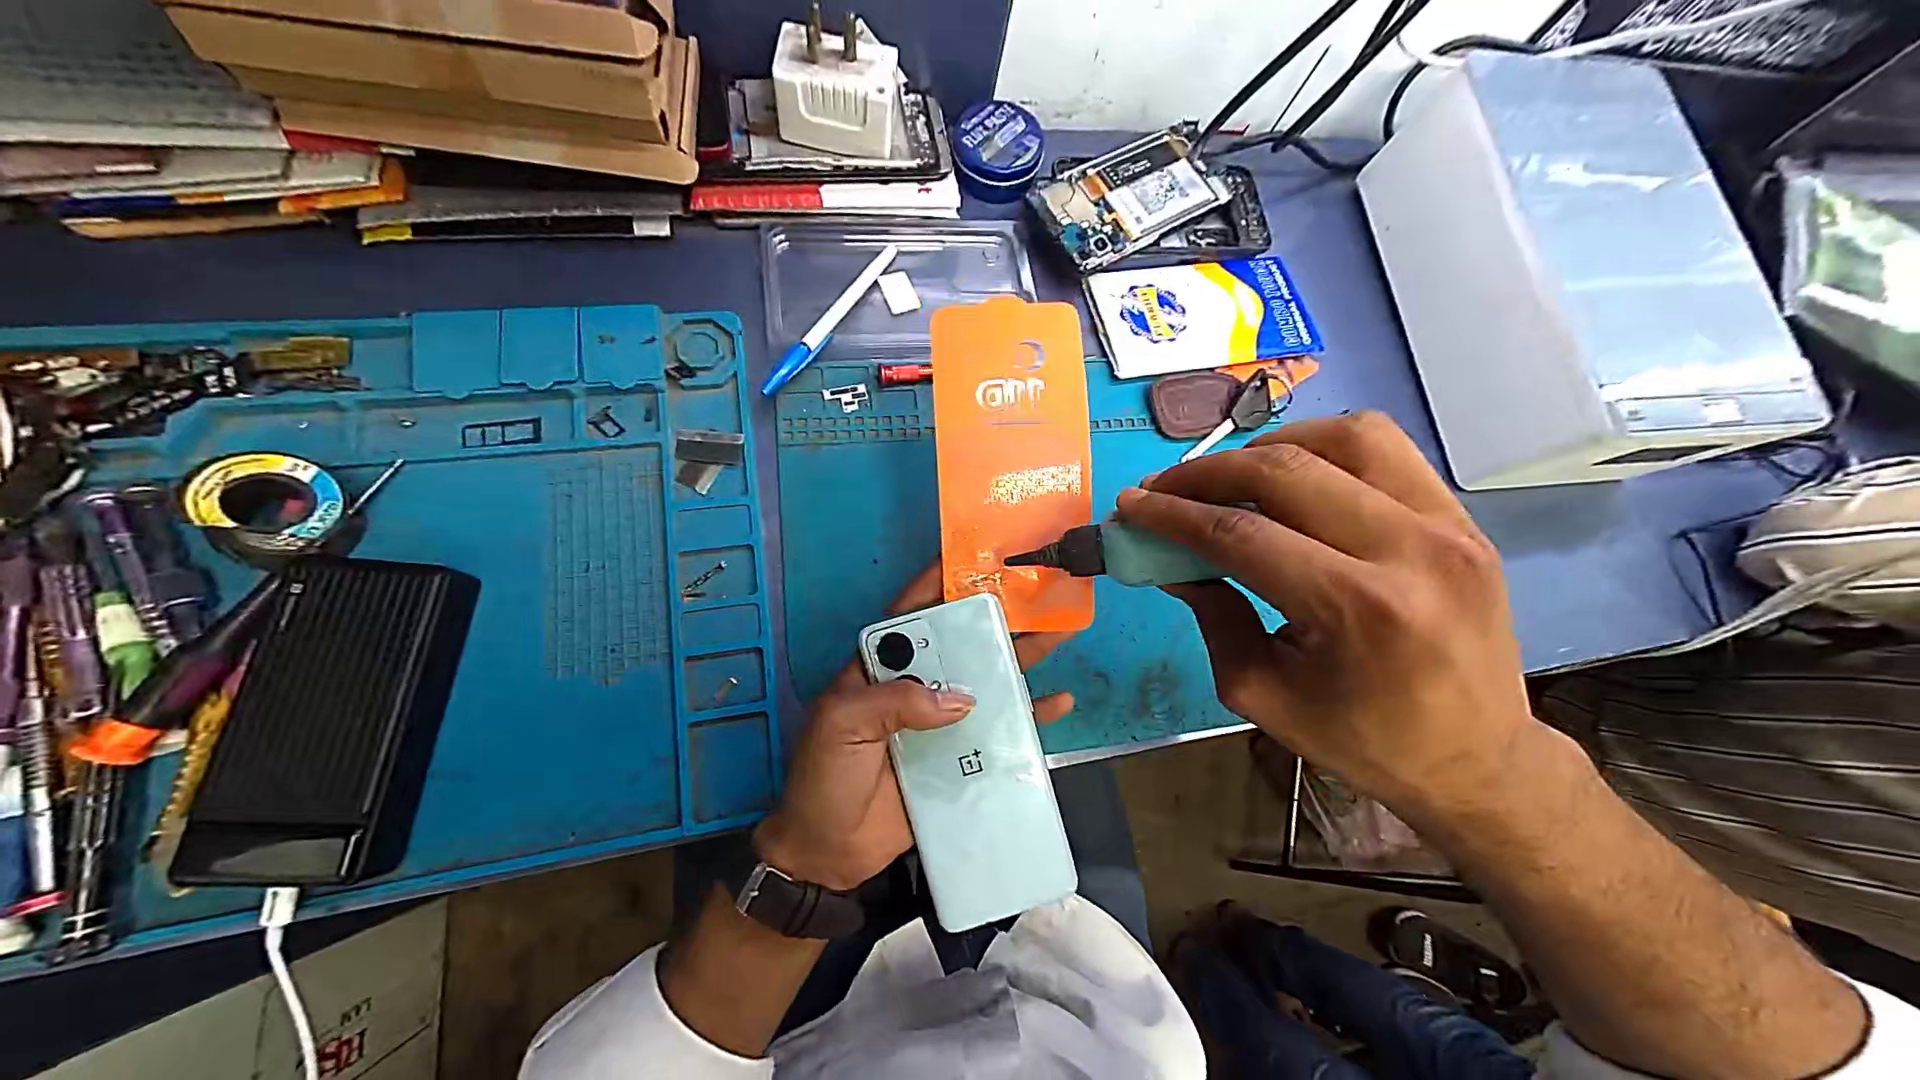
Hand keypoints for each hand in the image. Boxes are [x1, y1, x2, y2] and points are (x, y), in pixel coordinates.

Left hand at [754, 566, 1075, 889]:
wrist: (831, 851)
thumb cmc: (825, 778)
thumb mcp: (842, 726)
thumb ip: (895, 703)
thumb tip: (962, 698)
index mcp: (880, 669)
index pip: (911, 616)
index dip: (939, 586)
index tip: (974, 559)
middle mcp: (915, 686)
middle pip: (960, 643)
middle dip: (994, 617)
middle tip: (1035, 591)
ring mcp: (941, 720)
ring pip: (987, 679)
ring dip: (1022, 657)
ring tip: (1059, 631)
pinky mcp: (961, 755)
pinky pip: (1001, 729)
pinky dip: (1030, 715)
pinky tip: (1059, 701)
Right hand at [1114, 412, 1532, 813]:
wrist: (1476, 760)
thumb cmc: (1362, 739)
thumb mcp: (1261, 692)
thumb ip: (1212, 616)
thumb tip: (1170, 560)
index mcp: (1356, 610)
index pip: (1241, 534)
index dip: (1173, 515)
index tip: (1131, 507)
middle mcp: (1410, 552)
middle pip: (1284, 472)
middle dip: (1205, 474)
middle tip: (1163, 488)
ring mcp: (1449, 526)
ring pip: (1342, 438)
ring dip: (1266, 447)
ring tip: (1228, 476)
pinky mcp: (1462, 518)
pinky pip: (1384, 448)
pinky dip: (1322, 446)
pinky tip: (1290, 473)